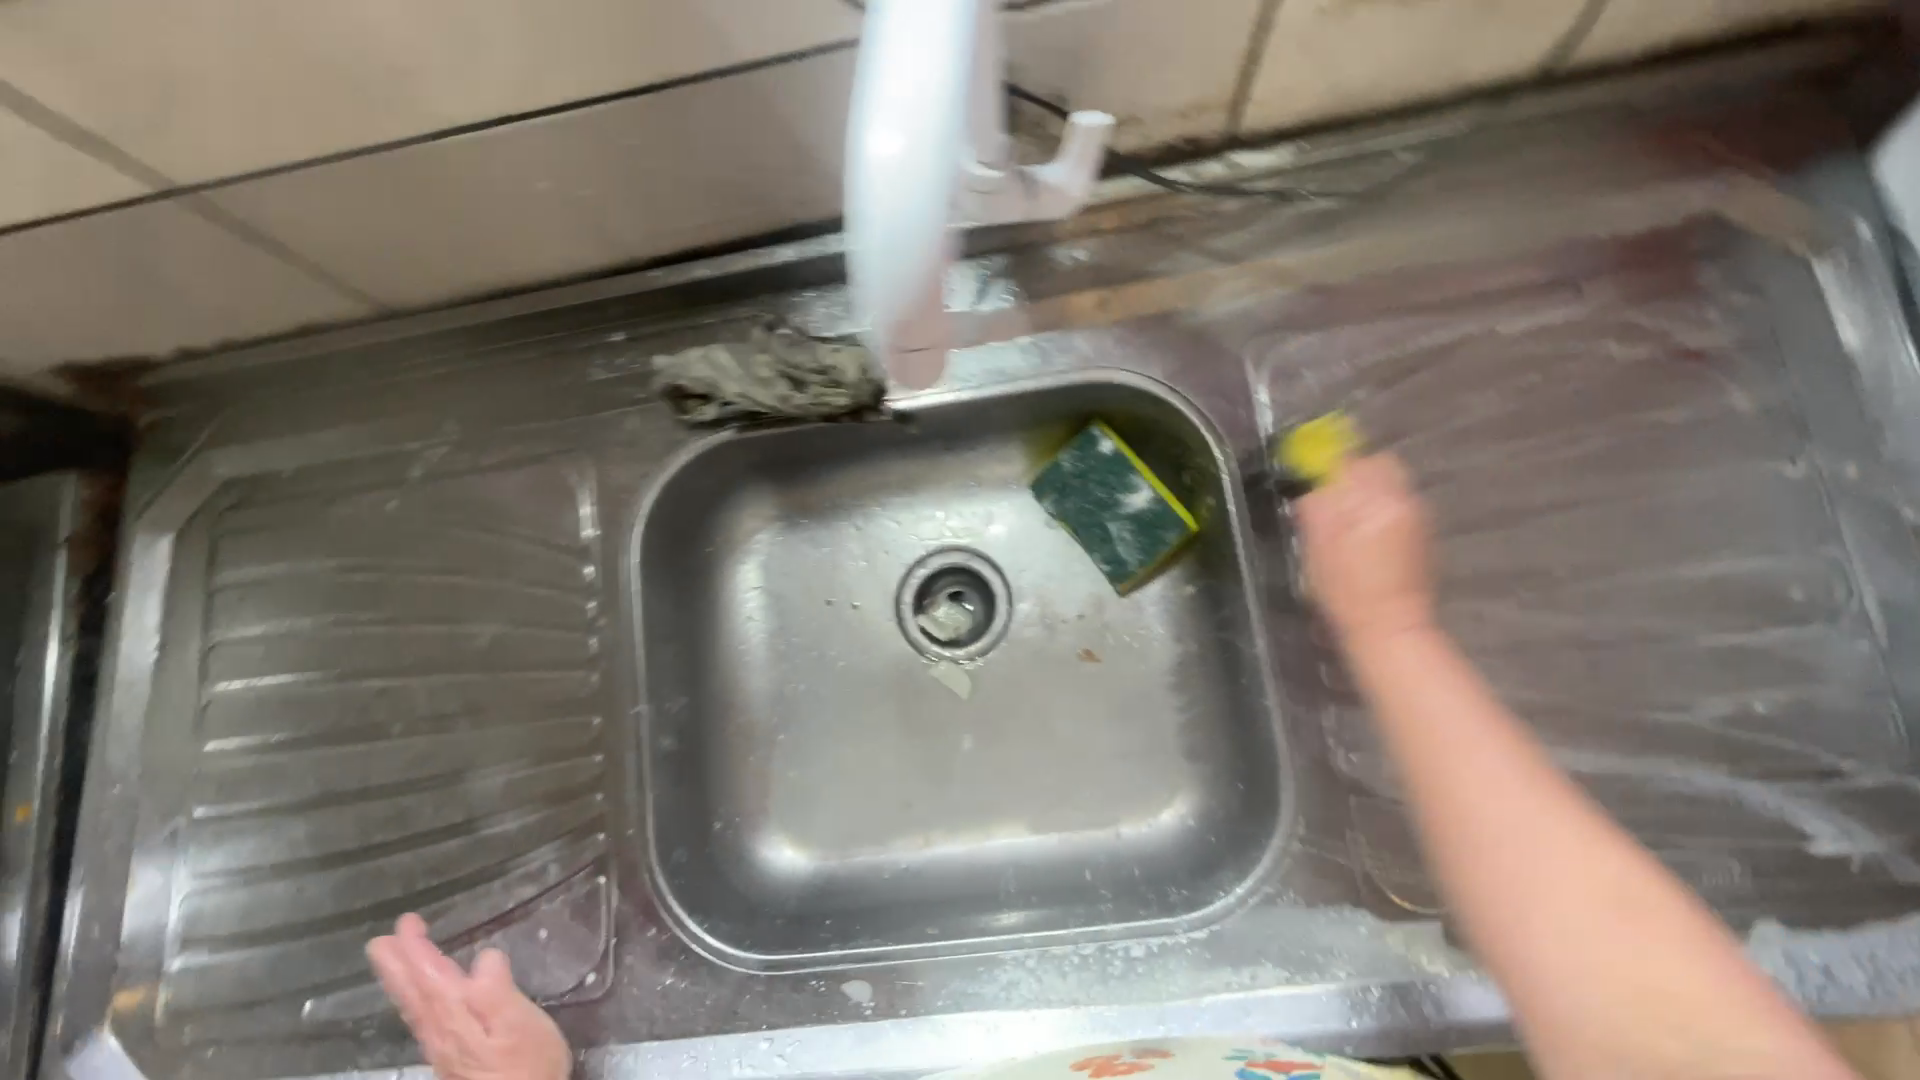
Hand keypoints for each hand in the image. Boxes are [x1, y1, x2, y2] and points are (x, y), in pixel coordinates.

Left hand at [367, 914, 570, 1079]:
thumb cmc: (529, 1064)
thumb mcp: (521, 1023)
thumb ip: (497, 991)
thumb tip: (484, 958)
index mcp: (456, 1014)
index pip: (428, 975)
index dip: (415, 949)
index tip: (405, 923)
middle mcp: (441, 1029)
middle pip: (411, 992)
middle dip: (396, 963)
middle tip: (380, 940)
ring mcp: (443, 1045)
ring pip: (413, 1006)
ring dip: (401, 980)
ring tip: (391, 961)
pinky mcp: (451, 1056)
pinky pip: (422, 1018)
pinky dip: (414, 999)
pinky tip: (419, 998)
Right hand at [1296, 453, 1434, 643]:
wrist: (1390, 631)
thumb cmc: (1347, 591)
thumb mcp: (1318, 547)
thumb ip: (1317, 506)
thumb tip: (1313, 483)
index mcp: (1378, 500)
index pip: (1354, 460)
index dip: (1329, 466)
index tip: (1314, 481)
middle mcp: (1406, 501)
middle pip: (1380, 466)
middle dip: (1355, 476)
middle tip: (1333, 501)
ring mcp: (1420, 519)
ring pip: (1391, 487)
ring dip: (1368, 495)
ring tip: (1348, 525)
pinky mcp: (1424, 538)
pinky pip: (1399, 509)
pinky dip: (1381, 514)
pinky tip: (1366, 542)